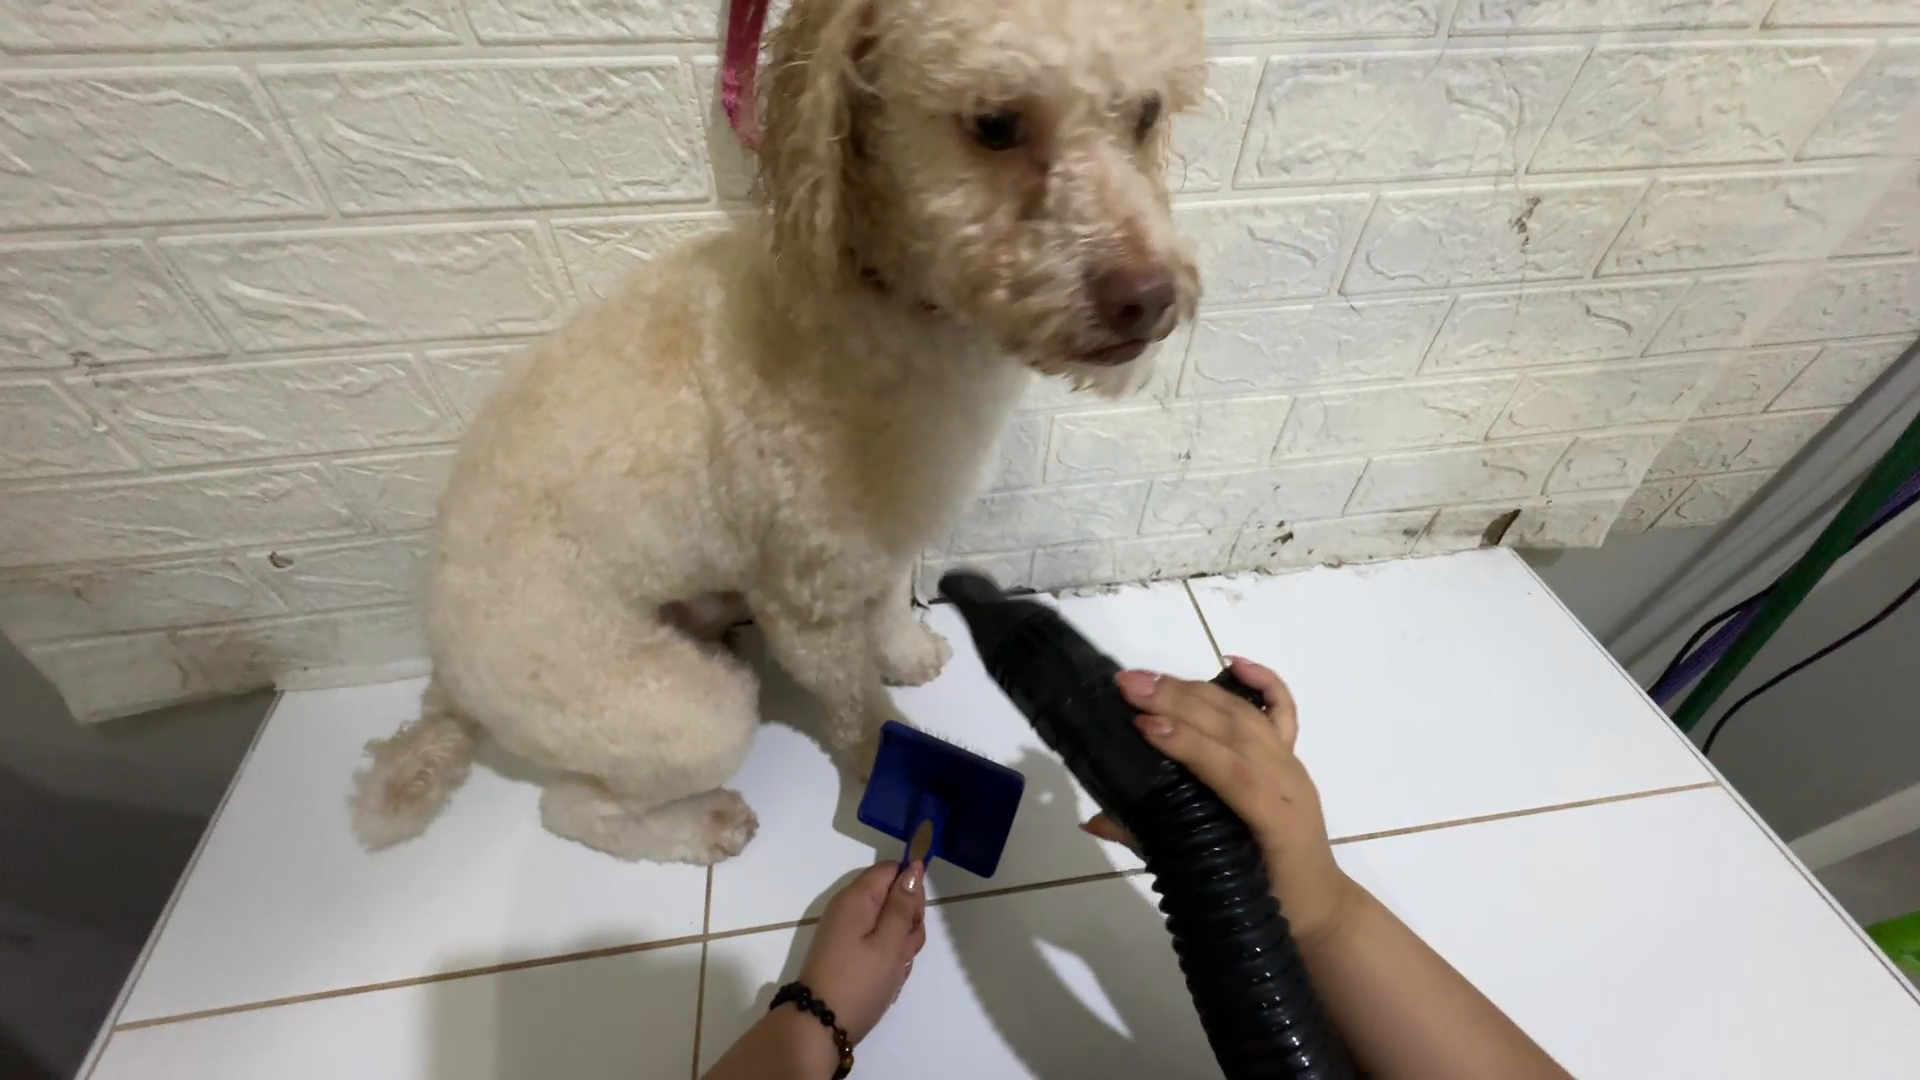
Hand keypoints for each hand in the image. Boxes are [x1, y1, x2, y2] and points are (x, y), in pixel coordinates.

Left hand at [796, 860, 928, 1043]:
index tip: (915, 918)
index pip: (892, 869)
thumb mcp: (889, 943)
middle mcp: (849, 907)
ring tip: (893, 971)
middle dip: (907, 922)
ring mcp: (846, 931)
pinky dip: (886, 958)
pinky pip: (875, 943)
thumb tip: (913, 867)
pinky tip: (886, 980)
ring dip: (899, 945)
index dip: (911, 887)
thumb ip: (903, 904)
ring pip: (887, 924)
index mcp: (857, 897)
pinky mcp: (846, 952)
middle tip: (904, 951)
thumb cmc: (858, 982)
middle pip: (891, 897)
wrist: (817, 1029)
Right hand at [1081, 657, 1359, 943]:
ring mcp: (1291, 764)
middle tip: (1128, 686)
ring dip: (1193, 689)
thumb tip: (1093, 821)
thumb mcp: (1204, 881)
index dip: (1190, 745)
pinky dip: (1263, 680)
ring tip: (1147, 678)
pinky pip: (1282, 709)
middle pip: (1235, 729)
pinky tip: (1234, 661)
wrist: (1319, 906)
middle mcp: (1288, 782)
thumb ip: (1149, 845)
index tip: (1145, 725)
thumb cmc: (1261, 898)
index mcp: (1275, 820)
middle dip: (1179, 702)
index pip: (1234, 773)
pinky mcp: (1292, 754)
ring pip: (1243, 713)